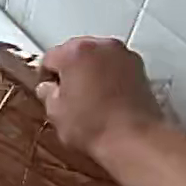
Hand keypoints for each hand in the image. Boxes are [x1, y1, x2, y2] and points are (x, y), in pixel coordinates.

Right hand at [35, 37, 166, 158]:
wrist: (132, 139)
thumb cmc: (95, 126)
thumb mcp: (56, 113)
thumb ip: (47, 94)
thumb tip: (48, 89)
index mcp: (75, 53)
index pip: (50, 57)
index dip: (45, 76)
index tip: (47, 89)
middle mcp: (101, 46)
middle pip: (76, 52)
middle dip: (69, 71)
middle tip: (66, 96)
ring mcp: (123, 55)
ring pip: (97, 58)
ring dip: (90, 72)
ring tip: (88, 99)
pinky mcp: (139, 68)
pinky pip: (115, 67)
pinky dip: (108, 77)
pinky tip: (105, 99)